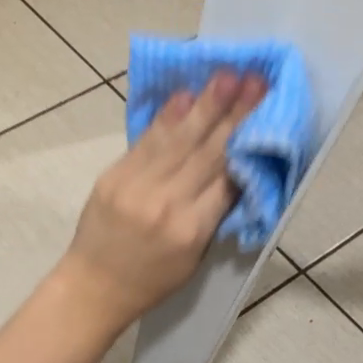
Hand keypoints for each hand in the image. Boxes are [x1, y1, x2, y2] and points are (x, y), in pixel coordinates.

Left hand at [53, 70, 265, 326]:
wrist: (94, 286)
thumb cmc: (151, 280)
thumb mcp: (194, 258)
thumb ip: (212, 215)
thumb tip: (234, 171)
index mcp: (192, 230)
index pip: (228, 180)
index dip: (249, 144)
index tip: (268, 112)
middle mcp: (167, 204)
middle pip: (208, 152)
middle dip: (235, 114)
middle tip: (256, 80)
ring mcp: (137, 187)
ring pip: (178, 140)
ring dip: (205, 105)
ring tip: (227, 76)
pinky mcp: (113, 177)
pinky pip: (146, 142)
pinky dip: (166, 118)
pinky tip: (185, 96)